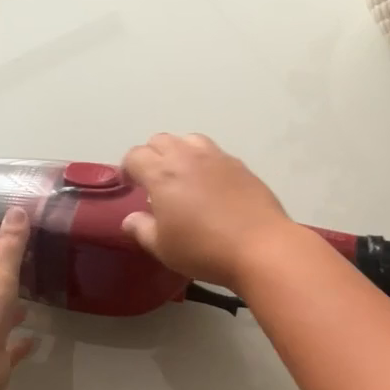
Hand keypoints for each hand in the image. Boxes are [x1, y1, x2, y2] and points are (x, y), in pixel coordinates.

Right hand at [121, 133, 297, 291]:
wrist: (261, 246)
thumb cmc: (204, 249)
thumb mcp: (164, 247)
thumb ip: (142, 229)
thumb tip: (130, 218)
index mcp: (162, 173)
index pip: (135, 155)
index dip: (128, 168)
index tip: (130, 186)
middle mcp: (187, 156)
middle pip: (160, 140)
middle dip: (151, 155)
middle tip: (153, 181)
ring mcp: (216, 157)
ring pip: (189, 139)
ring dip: (179, 151)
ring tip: (182, 176)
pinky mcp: (240, 164)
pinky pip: (214, 152)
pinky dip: (204, 161)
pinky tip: (211, 184)